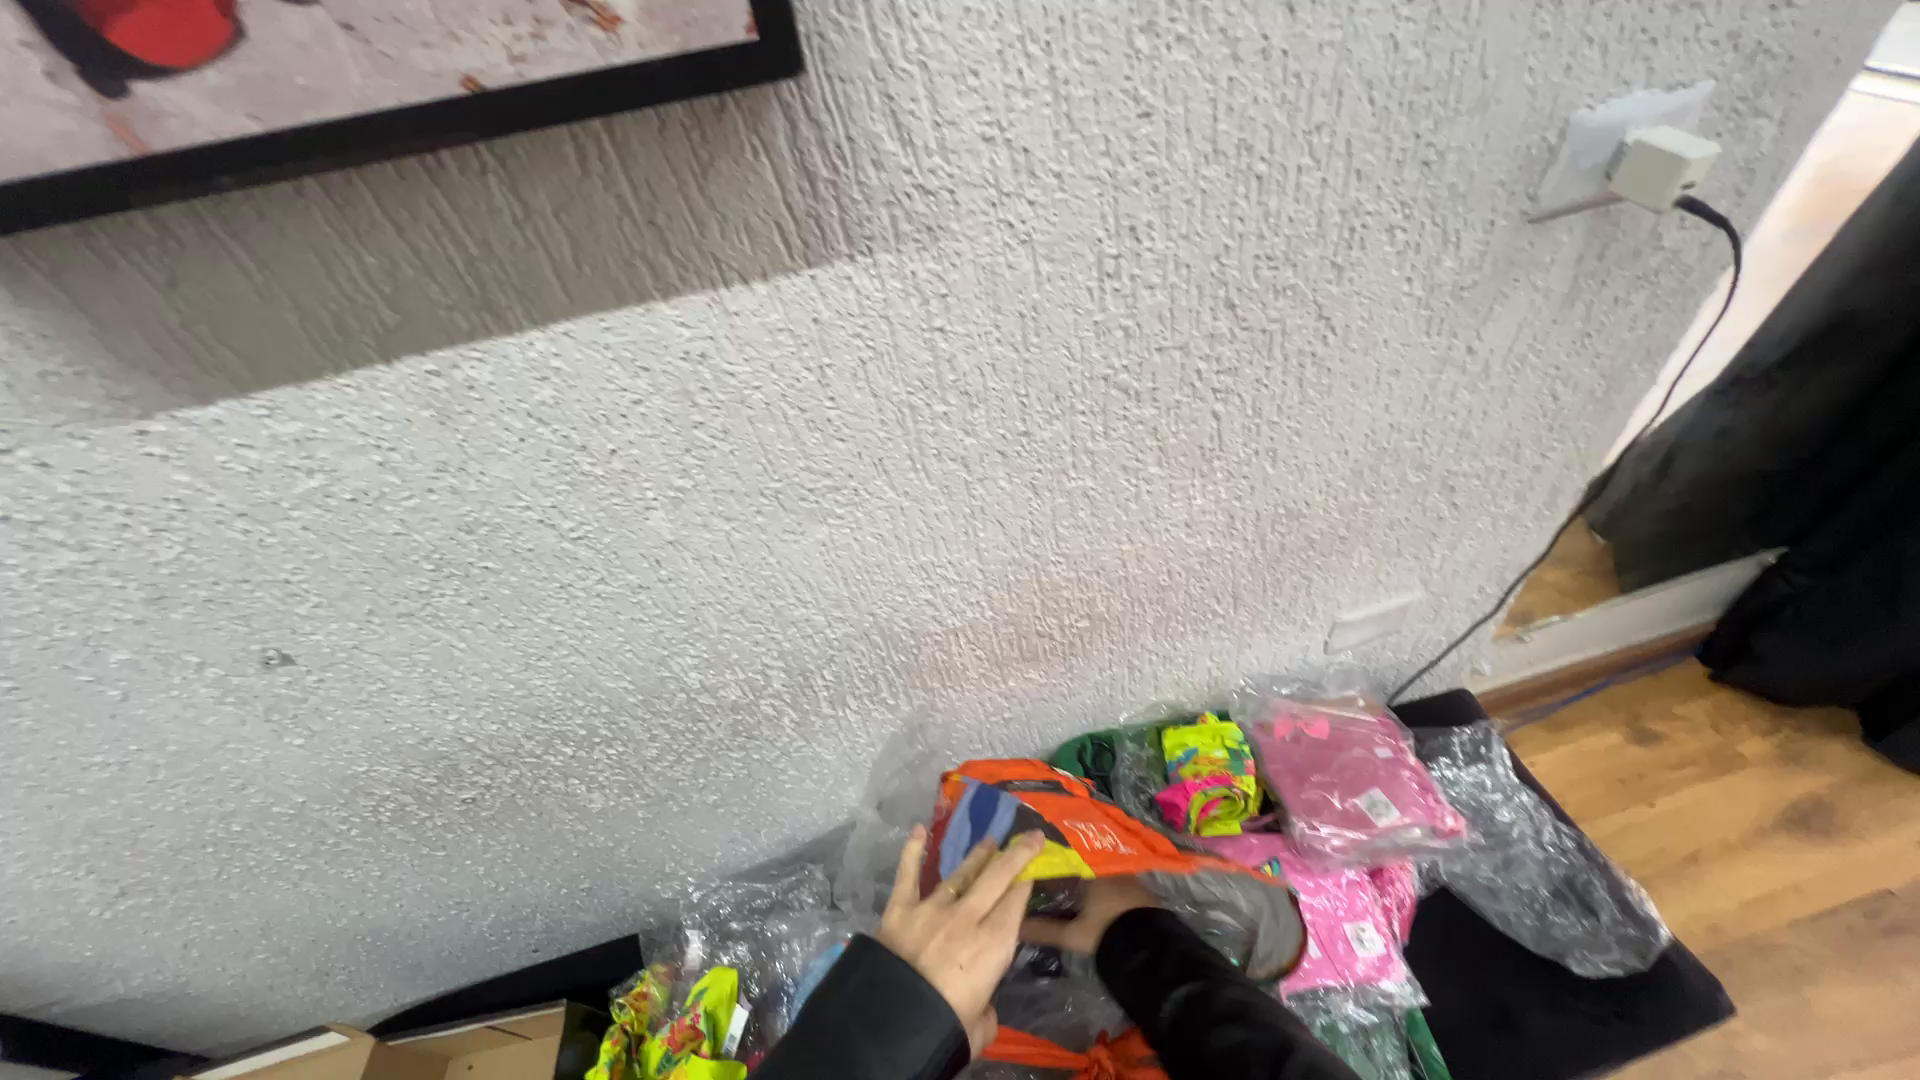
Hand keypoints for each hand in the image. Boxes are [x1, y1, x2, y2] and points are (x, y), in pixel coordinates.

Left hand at [875, 825, 1042, 1055]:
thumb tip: (982, 1010)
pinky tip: (918, 830)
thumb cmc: (943, 1029)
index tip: (1034, 869)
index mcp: (992, 945)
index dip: (1026, 883)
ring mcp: (932, 909)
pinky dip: (912, 851)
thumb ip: (985, 1015)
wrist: (891, 1023)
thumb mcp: (978, 1032)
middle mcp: (966, 918)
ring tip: (989, 840)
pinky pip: (908, 875)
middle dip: (1017, 854)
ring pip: (960, 874)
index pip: (1015, 903)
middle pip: (997, 877)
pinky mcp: (900, 909)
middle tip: (1031, 836)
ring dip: (977, 855)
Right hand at [1018, 875, 1161, 954]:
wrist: (1151, 949)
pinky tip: (1101, 905)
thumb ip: (1044, 929)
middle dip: (1074, 874)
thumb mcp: (1072, 935)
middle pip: (1087, 867)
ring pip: (1105, 877)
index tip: (1042, 867)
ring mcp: (1131, 881)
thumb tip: (1015, 926)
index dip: (1056, 864)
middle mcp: (1111, 870)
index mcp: (1091, 873)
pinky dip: (1109, 893)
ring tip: (1077, 894)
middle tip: (1057, 882)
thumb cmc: (1107, 933)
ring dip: (1093, 884)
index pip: (1068, 860)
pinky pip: (1120, 887)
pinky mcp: (1144, 895)